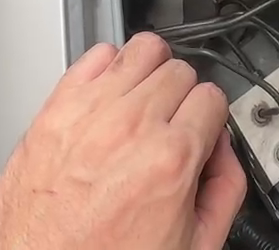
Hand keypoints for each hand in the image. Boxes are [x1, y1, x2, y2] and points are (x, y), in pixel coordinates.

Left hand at [0, 33, 245, 249]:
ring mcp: (90, 114)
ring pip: (143, 49)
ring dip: (149, 71)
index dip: (209, 117)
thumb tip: (224, 150)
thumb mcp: (191, 249)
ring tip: (142, 100)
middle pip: (180, 70)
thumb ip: (224, 190)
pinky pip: (95, 56)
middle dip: (181, 96)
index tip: (199, 128)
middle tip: (169, 123)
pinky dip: (108, 68)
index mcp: (171, 160)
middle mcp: (132, 128)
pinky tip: (109, 97)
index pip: (213, 96)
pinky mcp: (54, 112)